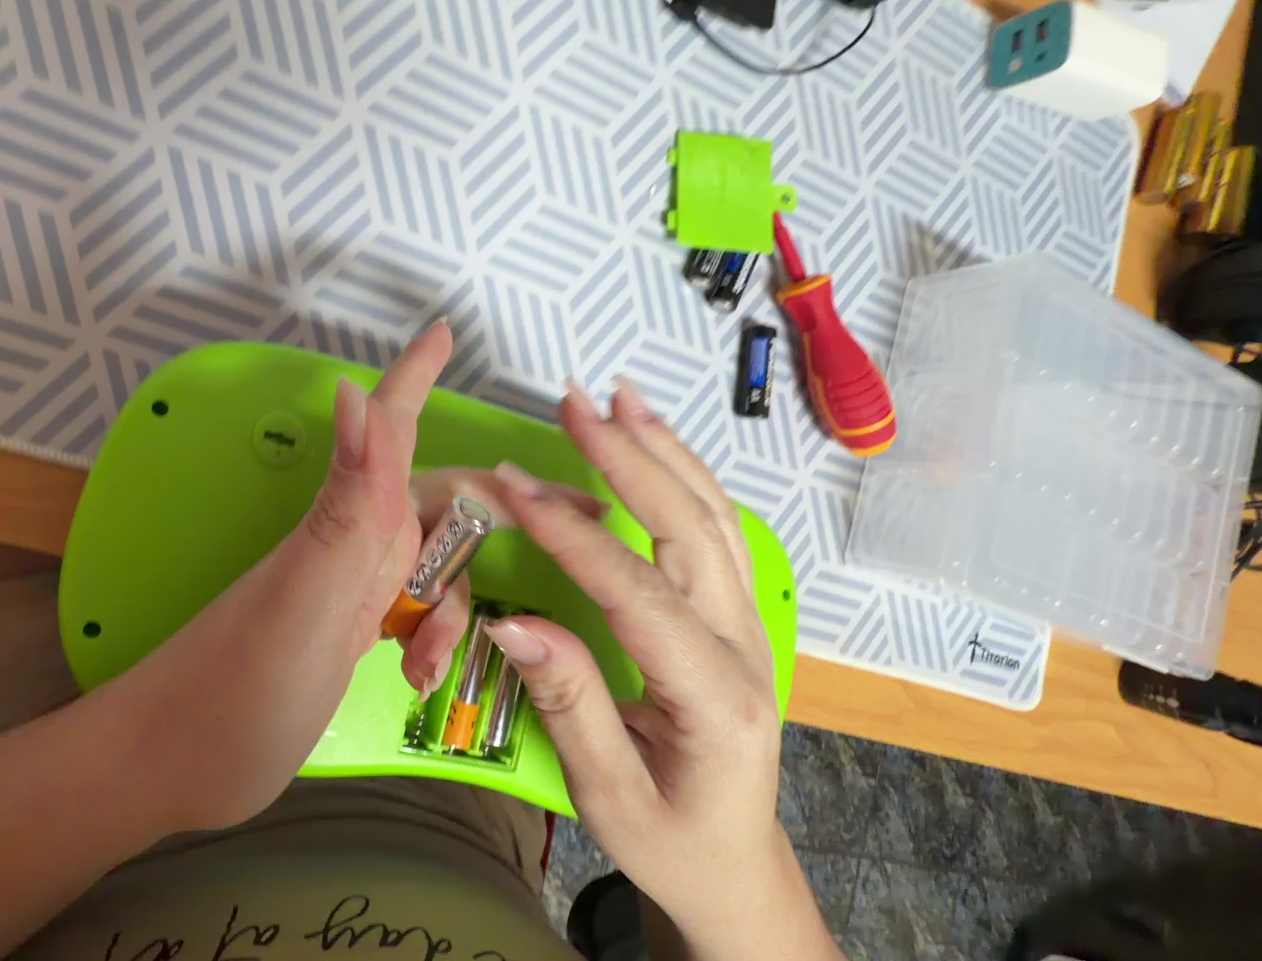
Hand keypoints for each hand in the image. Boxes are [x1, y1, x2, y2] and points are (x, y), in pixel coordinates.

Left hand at [107, 322, 600, 832]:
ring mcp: (351, 586)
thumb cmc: (237, 682)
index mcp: (350, 519)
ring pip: (439, 565)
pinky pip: (417, 612)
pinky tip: (413, 677)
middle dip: (505, 511)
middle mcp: (354, 540)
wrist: (176, 760)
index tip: (443, 330)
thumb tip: (356, 390)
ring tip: (425, 663)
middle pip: (444, 501)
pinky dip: (433, 639)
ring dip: (456, 609)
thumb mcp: (307, 589)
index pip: (391, 427)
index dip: (416, 375)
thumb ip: (347, 497)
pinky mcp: (349, 629)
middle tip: (580, 519)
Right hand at [482, 380, 840, 958]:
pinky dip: (684, 474)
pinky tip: (652, 443)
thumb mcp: (607, 792)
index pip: (636, 593)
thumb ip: (569, 703)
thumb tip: (513, 622)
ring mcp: (748, 623)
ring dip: (664, 449)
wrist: (736, 864)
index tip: (513, 487)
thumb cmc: (669, 838)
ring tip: (619, 398)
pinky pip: (716, 530)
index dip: (572, 535)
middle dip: (630, 456)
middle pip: (692, 529)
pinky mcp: (737, 614)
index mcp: (712, 695)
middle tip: (575, 404)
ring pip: (713, 516)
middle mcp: (743, 643)